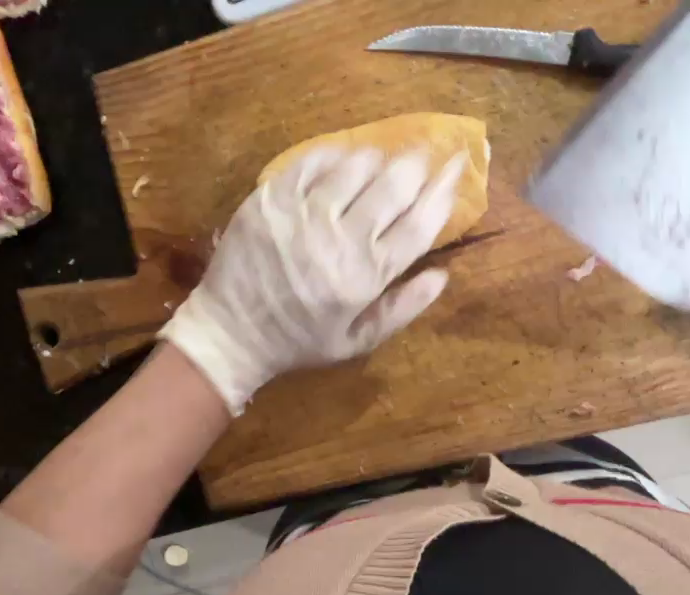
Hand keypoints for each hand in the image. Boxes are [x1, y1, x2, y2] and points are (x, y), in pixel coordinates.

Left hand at [160, 146, 464, 414]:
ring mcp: (303, 213)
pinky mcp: (272, 198)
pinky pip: (314, 160)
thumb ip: (402, 309)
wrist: (232, 333)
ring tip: (379, 166)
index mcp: (365, 276)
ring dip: (377, 160)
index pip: (420, 223)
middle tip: (422, 158)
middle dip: (417, 164)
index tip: (457, 168)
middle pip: (395, 183)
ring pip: (358, 164)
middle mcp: (339, 238)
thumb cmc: (298, 341)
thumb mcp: (356, 342)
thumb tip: (442, 275)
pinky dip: (335, 157)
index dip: (445, 190)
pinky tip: (339, 166)